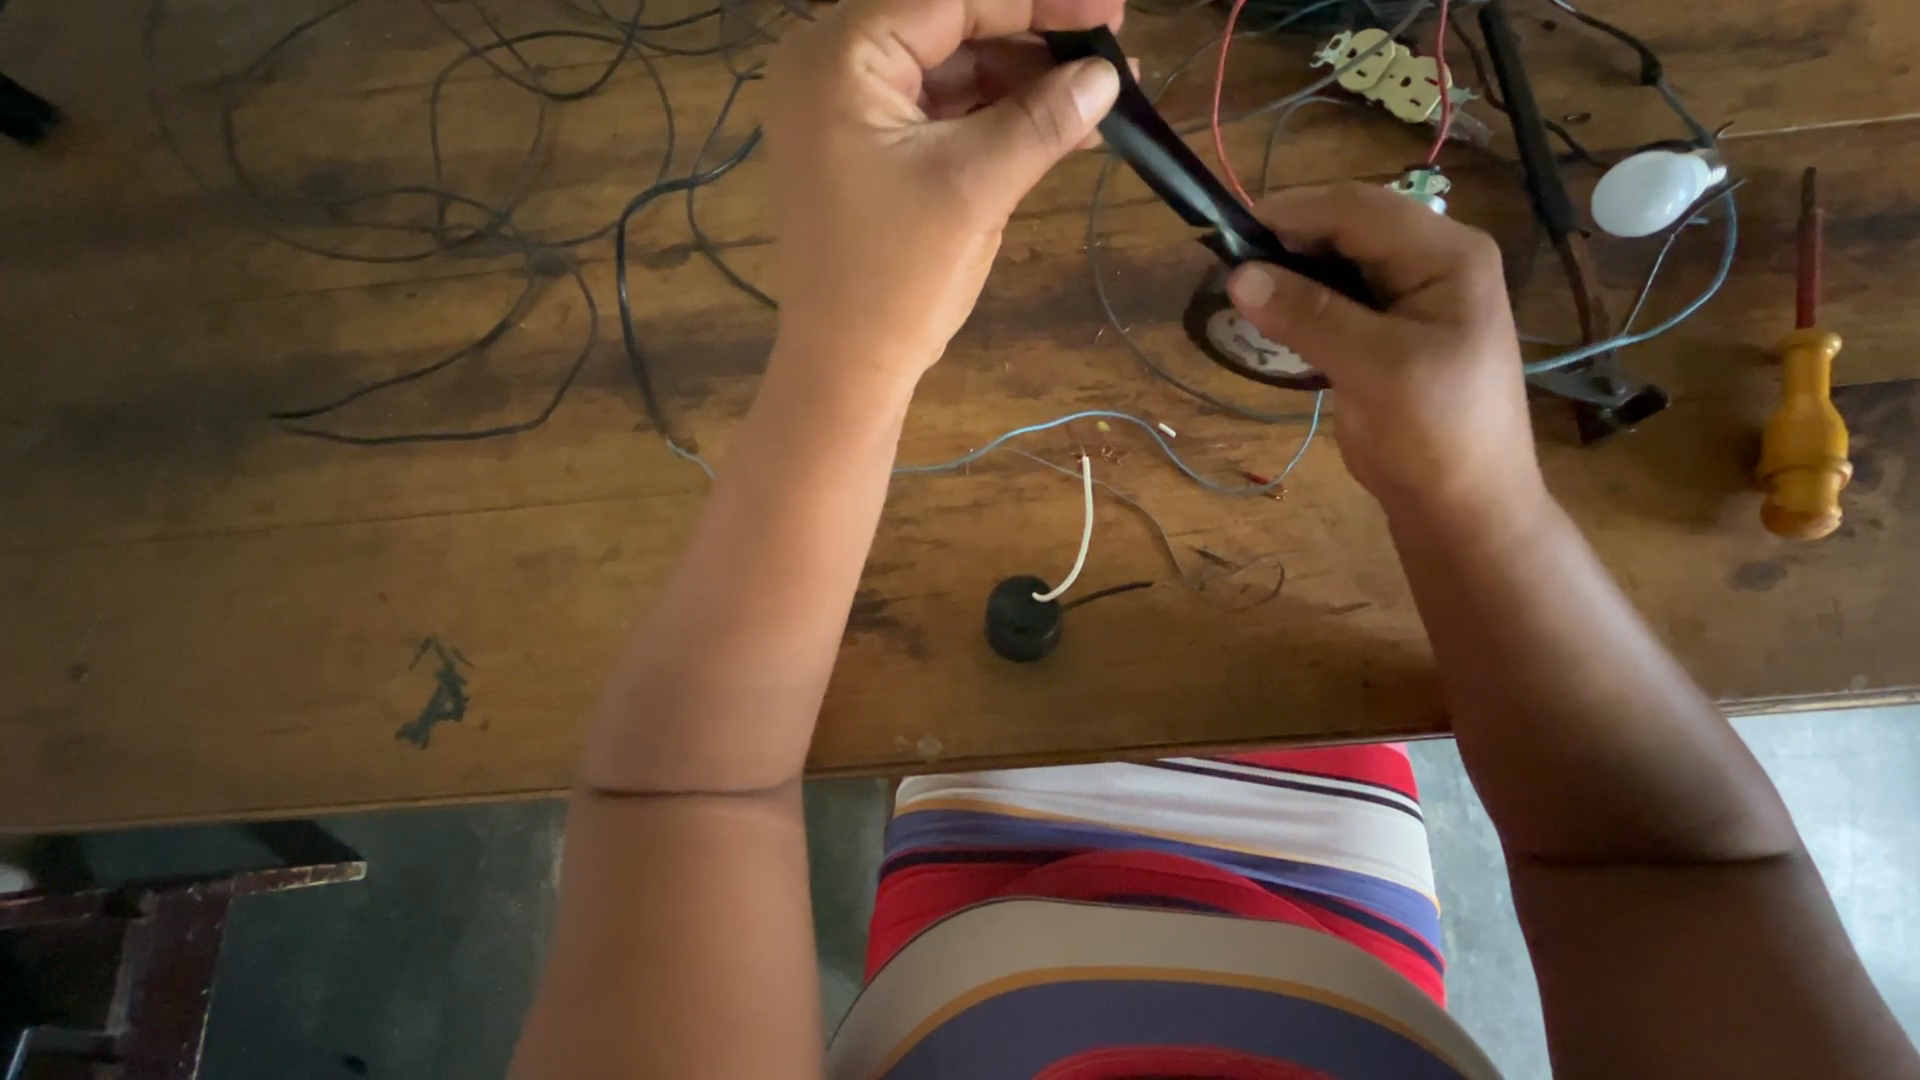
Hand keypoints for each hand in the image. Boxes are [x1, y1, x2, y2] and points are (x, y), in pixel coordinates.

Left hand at [765, 0, 1123, 382]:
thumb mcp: (974, 189)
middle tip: (1107, 59)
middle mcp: (831, 70)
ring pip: (948, 72)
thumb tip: (1106, 78)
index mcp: (839, 58)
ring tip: (1097, 99)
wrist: (846, 368)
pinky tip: (1055, 126)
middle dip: (1032, 43)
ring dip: (1020, 85)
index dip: (1039, 1)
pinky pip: (937, 116)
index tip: (1111, 13)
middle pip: (949, 26)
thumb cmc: (897, 279)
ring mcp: (846, 114)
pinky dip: (992, 120)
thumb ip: (1041, 121)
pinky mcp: (866, 154)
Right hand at [1224, 183, 1544, 527]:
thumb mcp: (1375, 367)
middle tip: (1231, 264)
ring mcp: (1406, 299)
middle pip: (1348, 229)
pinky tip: (1270, 316)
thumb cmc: (1434, 430)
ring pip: (1336, 265)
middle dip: (1289, 240)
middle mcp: (1429, 263)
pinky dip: (1298, 304)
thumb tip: (1239, 277)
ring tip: (1243, 289)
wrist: (1459, 500)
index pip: (1361, 210)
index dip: (1296, 212)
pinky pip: (1333, 301)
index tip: (1231, 229)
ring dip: (1290, 272)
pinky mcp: (1381, 333)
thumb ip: (1310, 317)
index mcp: (1447, 255)